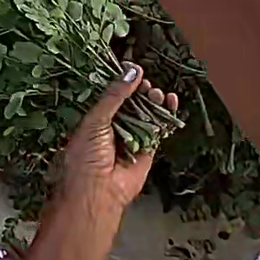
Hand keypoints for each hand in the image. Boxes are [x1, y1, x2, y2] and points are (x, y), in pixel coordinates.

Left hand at [59, 62, 178, 214]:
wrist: (97, 192)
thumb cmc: (87, 155)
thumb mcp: (96, 119)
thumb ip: (115, 95)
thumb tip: (132, 70)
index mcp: (96, 119)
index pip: (112, 96)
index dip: (123, 83)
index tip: (134, 68)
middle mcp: (115, 128)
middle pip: (132, 104)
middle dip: (141, 92)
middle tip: (146, 84)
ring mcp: (132, 138)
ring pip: (147, 114)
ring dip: (154, 101)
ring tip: (157, 93)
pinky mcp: (148, 149)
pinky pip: (159, 129)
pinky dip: (167, 115)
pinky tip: (171, 101)